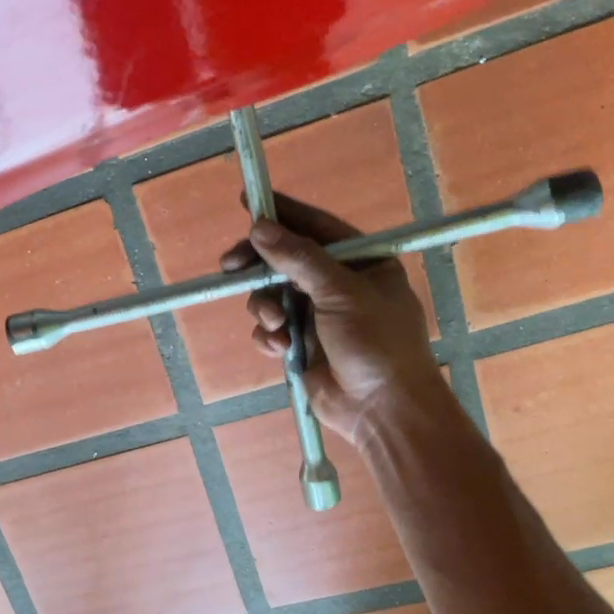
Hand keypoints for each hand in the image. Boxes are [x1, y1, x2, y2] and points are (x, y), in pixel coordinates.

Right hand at [219, 194, 445, 448]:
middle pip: (285, 262)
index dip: (283, 215)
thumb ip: (299, 258)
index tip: (248, 203)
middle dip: (259, 267)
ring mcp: (318, 316)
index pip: (317, 228)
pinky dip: (270, 336)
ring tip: (276, 325)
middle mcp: (339, 285)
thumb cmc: (376, 343)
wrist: (383, 410)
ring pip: (272, 297)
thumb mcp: (341, 293)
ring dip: (266, 308)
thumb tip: (259, 227)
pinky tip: (280, 348)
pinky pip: (272, 329)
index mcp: (362, 263)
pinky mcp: (302, 345)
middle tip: (230, 266)